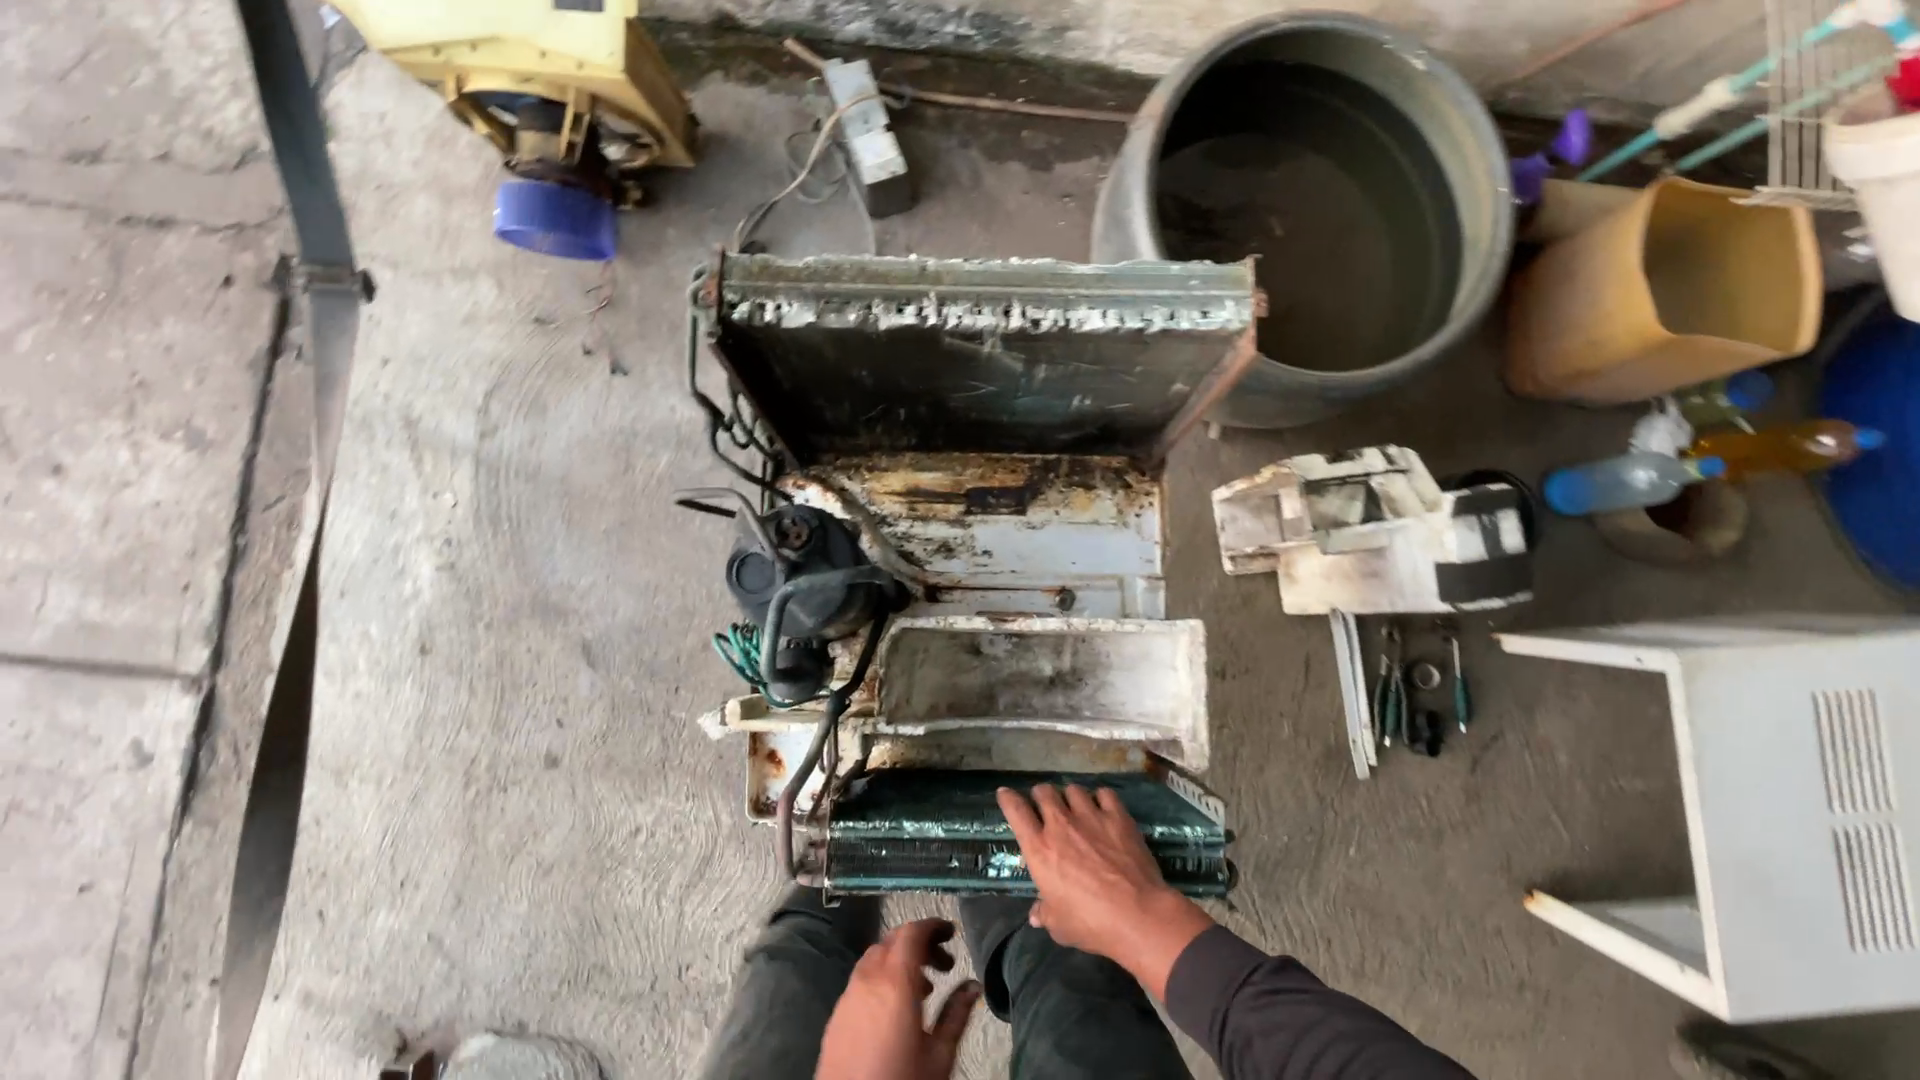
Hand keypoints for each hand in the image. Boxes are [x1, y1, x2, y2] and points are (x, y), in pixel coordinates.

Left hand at [816, 918, 981, 1079]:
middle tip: (945, 964)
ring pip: (875, 958)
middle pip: (892, 941)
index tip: (951, 933)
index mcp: (895, 983)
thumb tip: (973, 985)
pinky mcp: (836, 1015)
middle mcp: (867, 980)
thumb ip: (956, 1014)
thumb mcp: (939, 1055)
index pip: (911, 933)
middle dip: (920, 943)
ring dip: (900, 961)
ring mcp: (848, 996)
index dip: (932, 926)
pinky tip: (896, 1008)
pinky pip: (861, 980)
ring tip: (925, 988)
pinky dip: (882, 978)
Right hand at [997, 784, 1214, 997]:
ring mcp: (1091, 817)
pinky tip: (1104, 808)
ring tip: (1076, 806)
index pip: (1016, 811)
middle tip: (1046, 805)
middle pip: (1044, 792)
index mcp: (1039, 849)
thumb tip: (1035, 916)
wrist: (1137, 915)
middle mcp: (1061, 825)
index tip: (1005, 794)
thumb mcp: (1059, 925)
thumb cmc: (1090, 923)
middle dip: (1041, 795)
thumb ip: (1045, 913)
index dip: (1008, 798)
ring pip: (1073, 789)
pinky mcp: (1118, 818)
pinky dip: (1101, 798)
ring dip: (1070, 796)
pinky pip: (1105, 794)